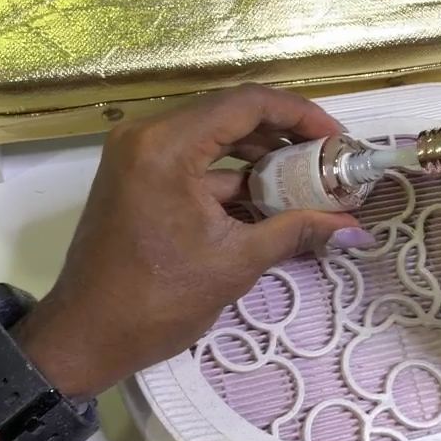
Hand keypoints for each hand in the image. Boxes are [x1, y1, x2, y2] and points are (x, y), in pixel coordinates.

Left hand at [16, 85, 367, 398]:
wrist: (85, 336)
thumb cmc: (156, 301)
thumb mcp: (235, 262)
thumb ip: (297, 231)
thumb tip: (354, 228)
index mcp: (167, 145)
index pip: (246, 103)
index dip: (299, 115)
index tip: (335, 140)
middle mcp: (147, 134)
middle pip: (230, 114)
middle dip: (283, 134)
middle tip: (326, 160)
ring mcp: (137, 153)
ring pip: (212, 136)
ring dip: (258, 154)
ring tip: (304, 178)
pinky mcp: (135, 174)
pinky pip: (193, 160)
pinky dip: (230, 175)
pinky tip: (267, 197)